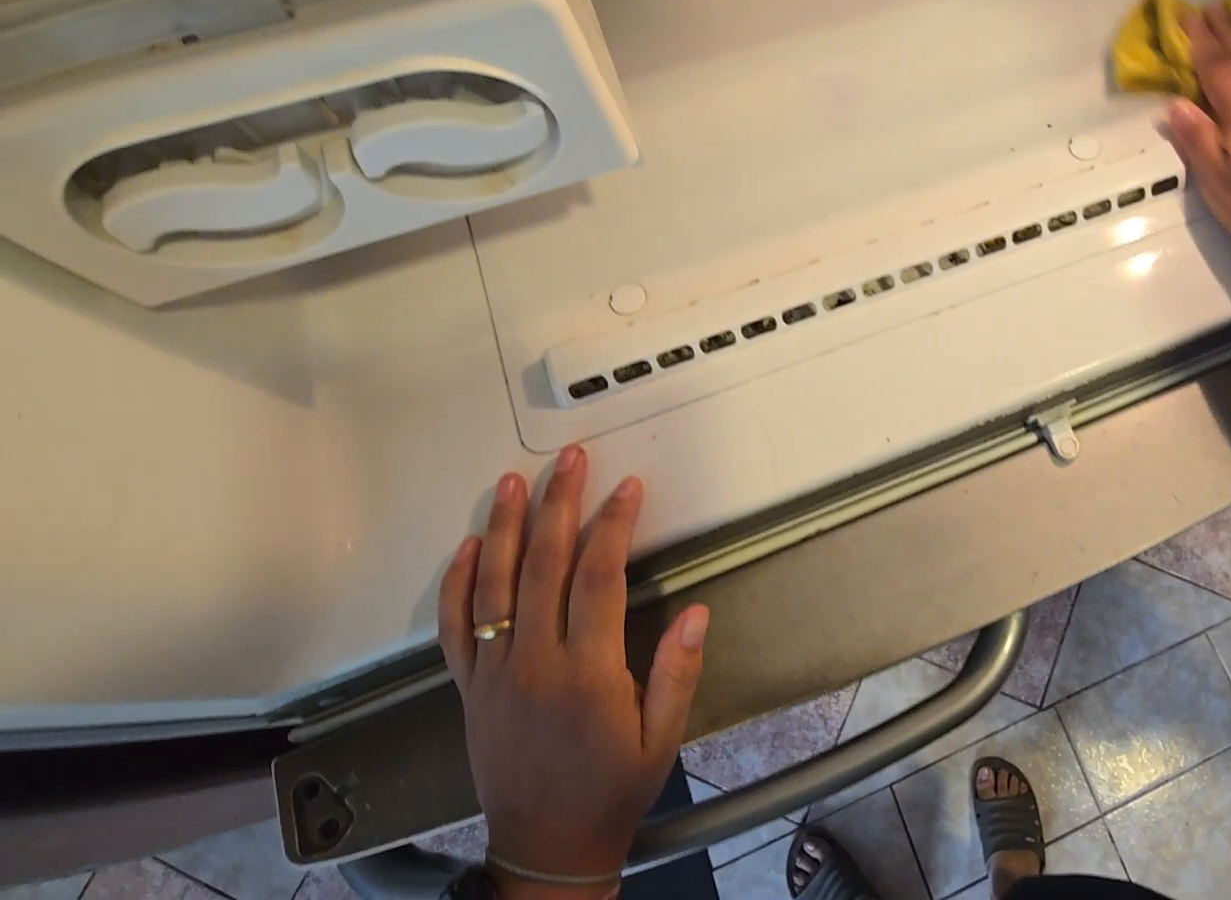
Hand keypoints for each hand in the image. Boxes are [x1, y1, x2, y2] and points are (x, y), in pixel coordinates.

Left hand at [438, 444, 708, 895]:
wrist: (545, 847)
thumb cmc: (614, 787)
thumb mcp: (663, 736)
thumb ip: (678, 672)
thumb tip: (697, 611)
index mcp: (587, 672)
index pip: (599, 578)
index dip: (614, 525)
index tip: (628, 487)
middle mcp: (533, 664)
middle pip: (545, 567)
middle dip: (561, 506)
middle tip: (572, 460)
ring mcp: (493, 674)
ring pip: (494, 587)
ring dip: (505, 529)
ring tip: (514, 482)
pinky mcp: (468, 688)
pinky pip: (456, 629)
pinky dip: (459, 584)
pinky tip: (468, 547)